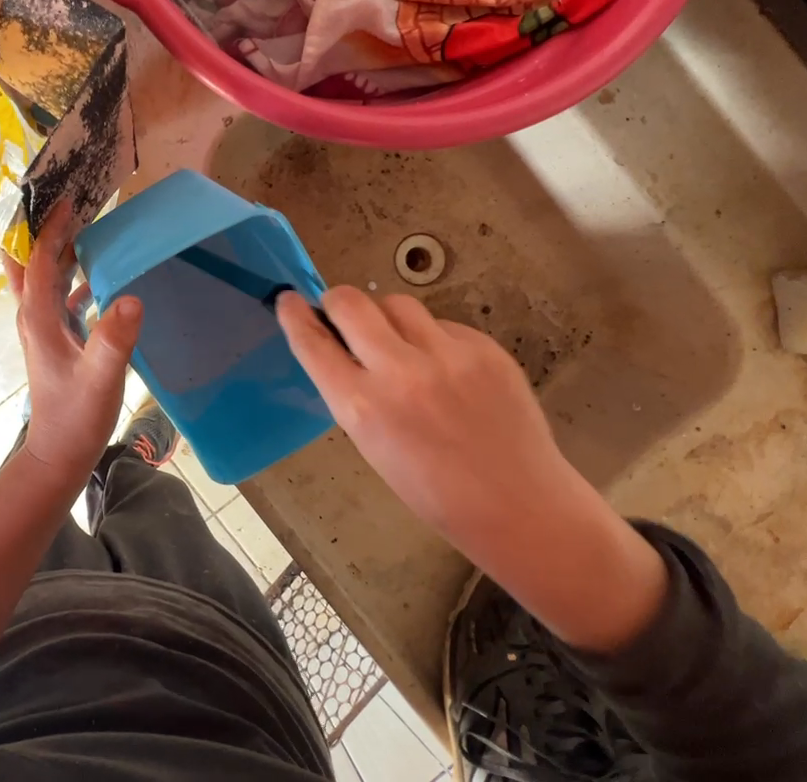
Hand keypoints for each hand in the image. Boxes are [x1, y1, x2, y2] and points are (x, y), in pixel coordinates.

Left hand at [3, 202, 142, 481]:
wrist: (59, 456)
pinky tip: (103, 273)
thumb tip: (131, 298)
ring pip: (46, 277)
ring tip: (89, 224)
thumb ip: (113, 341)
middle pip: (31, 262)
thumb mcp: (100, 379)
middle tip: (69, 202)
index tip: (69, 197)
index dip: (51, 228)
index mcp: (39, 317)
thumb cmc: (76, 418)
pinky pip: (62, 295)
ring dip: (60, 250)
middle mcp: (35, 316)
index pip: (39, 259)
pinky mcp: (58, 339)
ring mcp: (45, 327)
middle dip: (42, 231)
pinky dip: (76, 277)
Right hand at [273, 286, 567, 531]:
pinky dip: (431, 337)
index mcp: (362, 406)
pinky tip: (444, 367)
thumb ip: (352, 392)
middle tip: (342, 314)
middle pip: (351, 302)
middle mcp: (400, 371)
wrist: (518, 505)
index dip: (294, 315)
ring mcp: (447, 355)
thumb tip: (342, 347)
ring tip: (399, 343)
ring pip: (397, 302)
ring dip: (385, 316)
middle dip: (337, 302)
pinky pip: (441, 323)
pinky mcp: (485, 348)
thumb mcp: (371, 444)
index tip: (289, 300)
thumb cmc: (433, 490)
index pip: (313, 342)